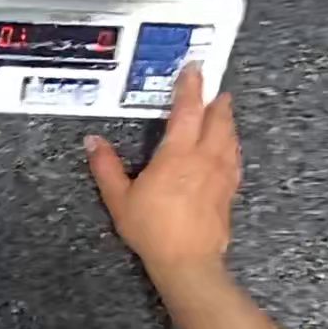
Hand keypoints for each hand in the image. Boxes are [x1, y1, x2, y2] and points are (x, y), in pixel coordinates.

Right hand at [85, 63, 240, 280]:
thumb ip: (106, 167)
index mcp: (178, 154)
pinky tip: (229, 148)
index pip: (187, 110)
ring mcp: (222, 174)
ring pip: (230, 137)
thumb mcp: (119, 198)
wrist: (187, 260)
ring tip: (223, 112)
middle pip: (217, 119)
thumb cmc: (151, 228)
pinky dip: (231, 145)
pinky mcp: (229, 190)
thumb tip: (92, 141)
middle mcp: (205, 157)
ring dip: (226, 120)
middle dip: (215, 101)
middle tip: (213, 88)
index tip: (193, 68)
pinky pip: (235, 158)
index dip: (190, 87)